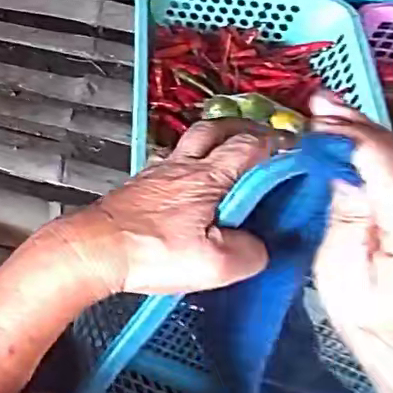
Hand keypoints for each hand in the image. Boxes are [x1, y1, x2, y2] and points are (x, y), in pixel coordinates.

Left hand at [55, 120, 285, 297]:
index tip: (299, 149)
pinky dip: (187, 168)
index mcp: (204, 178)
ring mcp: (152, 176)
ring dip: (211, 146)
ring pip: (186, 147)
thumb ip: (252, 251)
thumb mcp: (219, 263)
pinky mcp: (136, 190)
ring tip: (231, 162)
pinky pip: (168, 167)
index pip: (249, 146)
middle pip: (211, 130)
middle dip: (242, 128)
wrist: (92, 249)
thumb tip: (257, 245)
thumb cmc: (147, 251)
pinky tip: (192, 188)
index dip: (279, 143)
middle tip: (263, 138)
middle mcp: (176, 168)